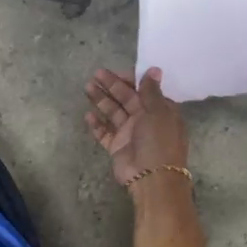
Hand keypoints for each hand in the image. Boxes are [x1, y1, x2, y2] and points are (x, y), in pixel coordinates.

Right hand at [84, 68, 187, 191]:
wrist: (152, 177)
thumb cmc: (159, 141)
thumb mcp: (158, 112)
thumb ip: (151, 91)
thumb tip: (154, 69)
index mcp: (159, 111)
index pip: (143, 90)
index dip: (130, 80)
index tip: (117, 72)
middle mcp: (145, 120)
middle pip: (126, 99)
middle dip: (111, 86)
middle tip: (95, 74)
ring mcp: (130, 134)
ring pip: (113, 113)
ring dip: (101, 100)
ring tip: (87, 88)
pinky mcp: (117, 147)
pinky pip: (105, 133)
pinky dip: (97, 124)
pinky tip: (88, 115)